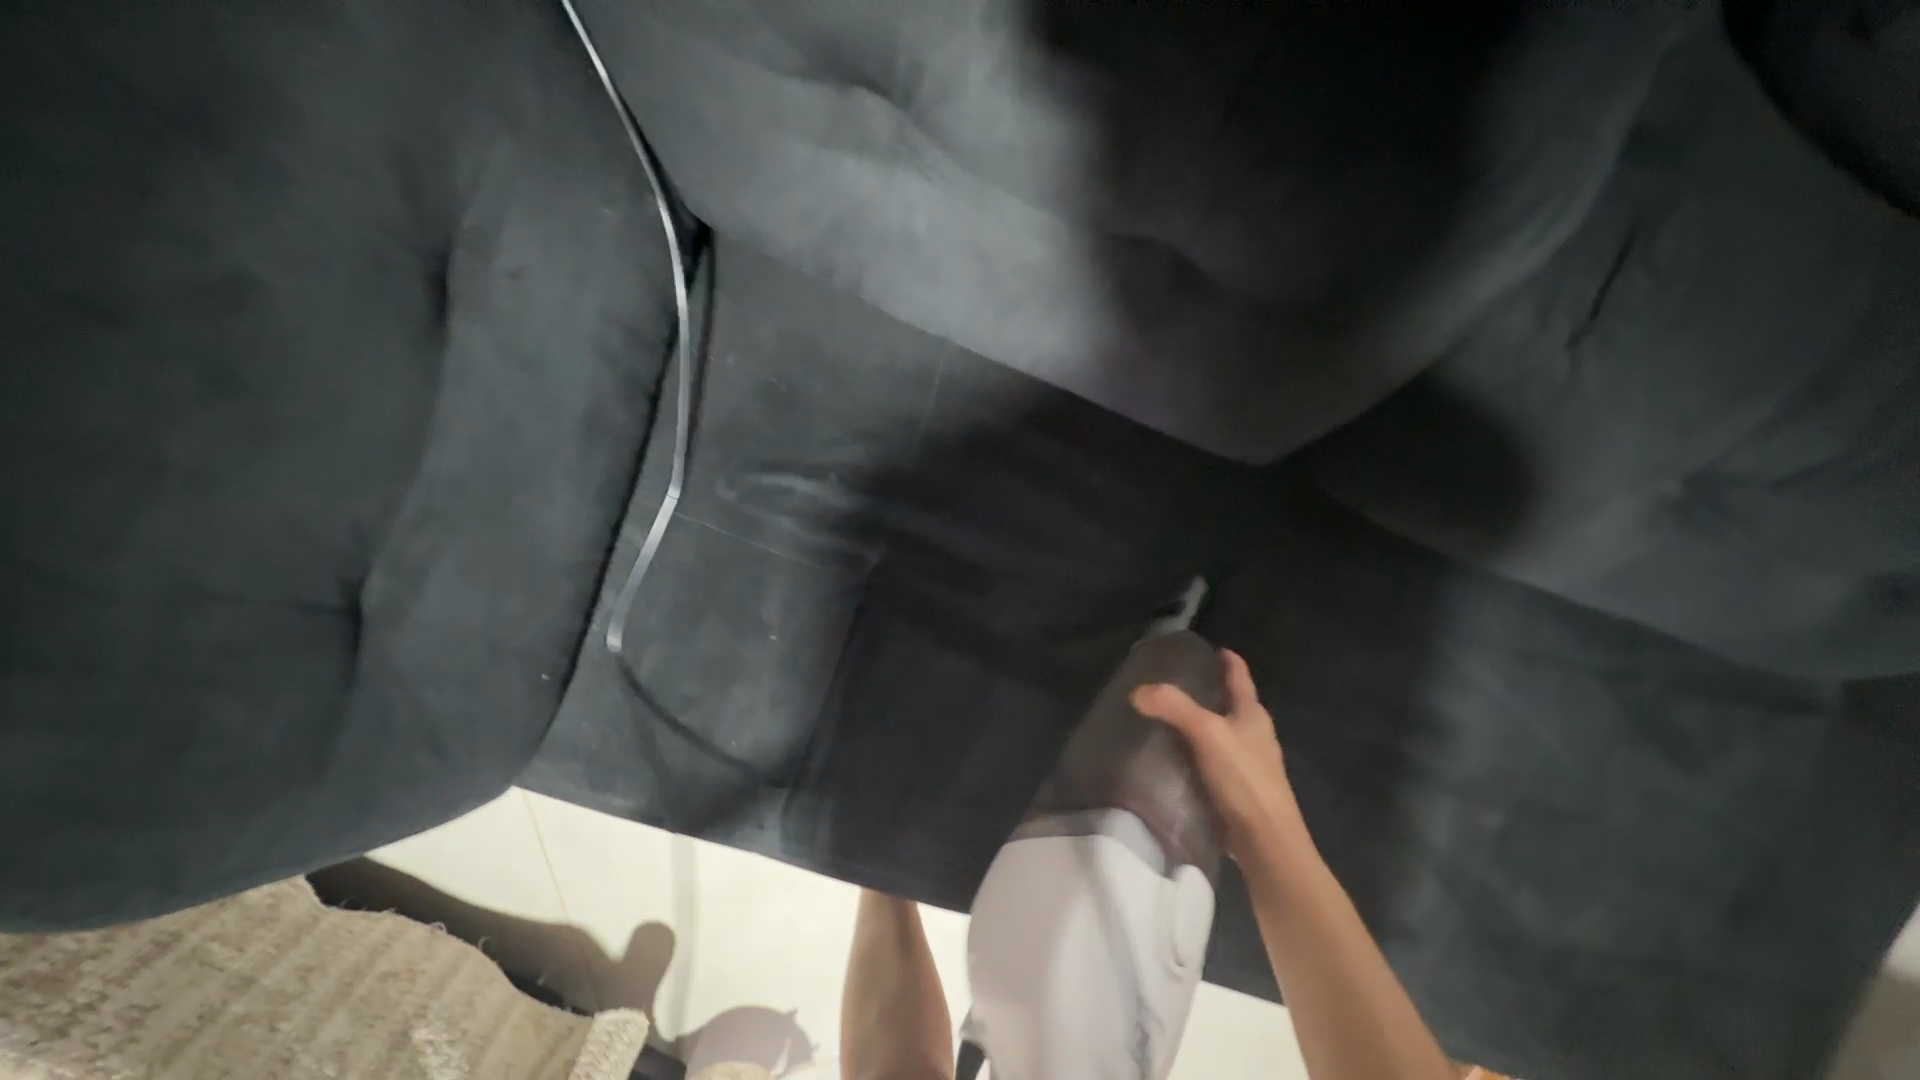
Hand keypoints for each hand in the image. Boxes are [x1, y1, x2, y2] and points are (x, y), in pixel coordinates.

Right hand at [1131, 649, 1304, 861]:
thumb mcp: (1207, 734)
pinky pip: (1214, 764)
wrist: (1267, 841)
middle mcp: (1255, 736)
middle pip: (1232, 705)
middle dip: (1209, 693)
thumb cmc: (1244, 779)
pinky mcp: (1239, 792)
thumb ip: (1174, 708)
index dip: (1228, 660)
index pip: (1240, 677)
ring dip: (1200, 727)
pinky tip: (1174, 762)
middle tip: (1173, 685)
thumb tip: (1138, 692)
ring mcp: (1250, 766)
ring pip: (1222, 736)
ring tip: (1166, 722)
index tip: (1213, 648)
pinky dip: (1196, 756)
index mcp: (1253, 715)